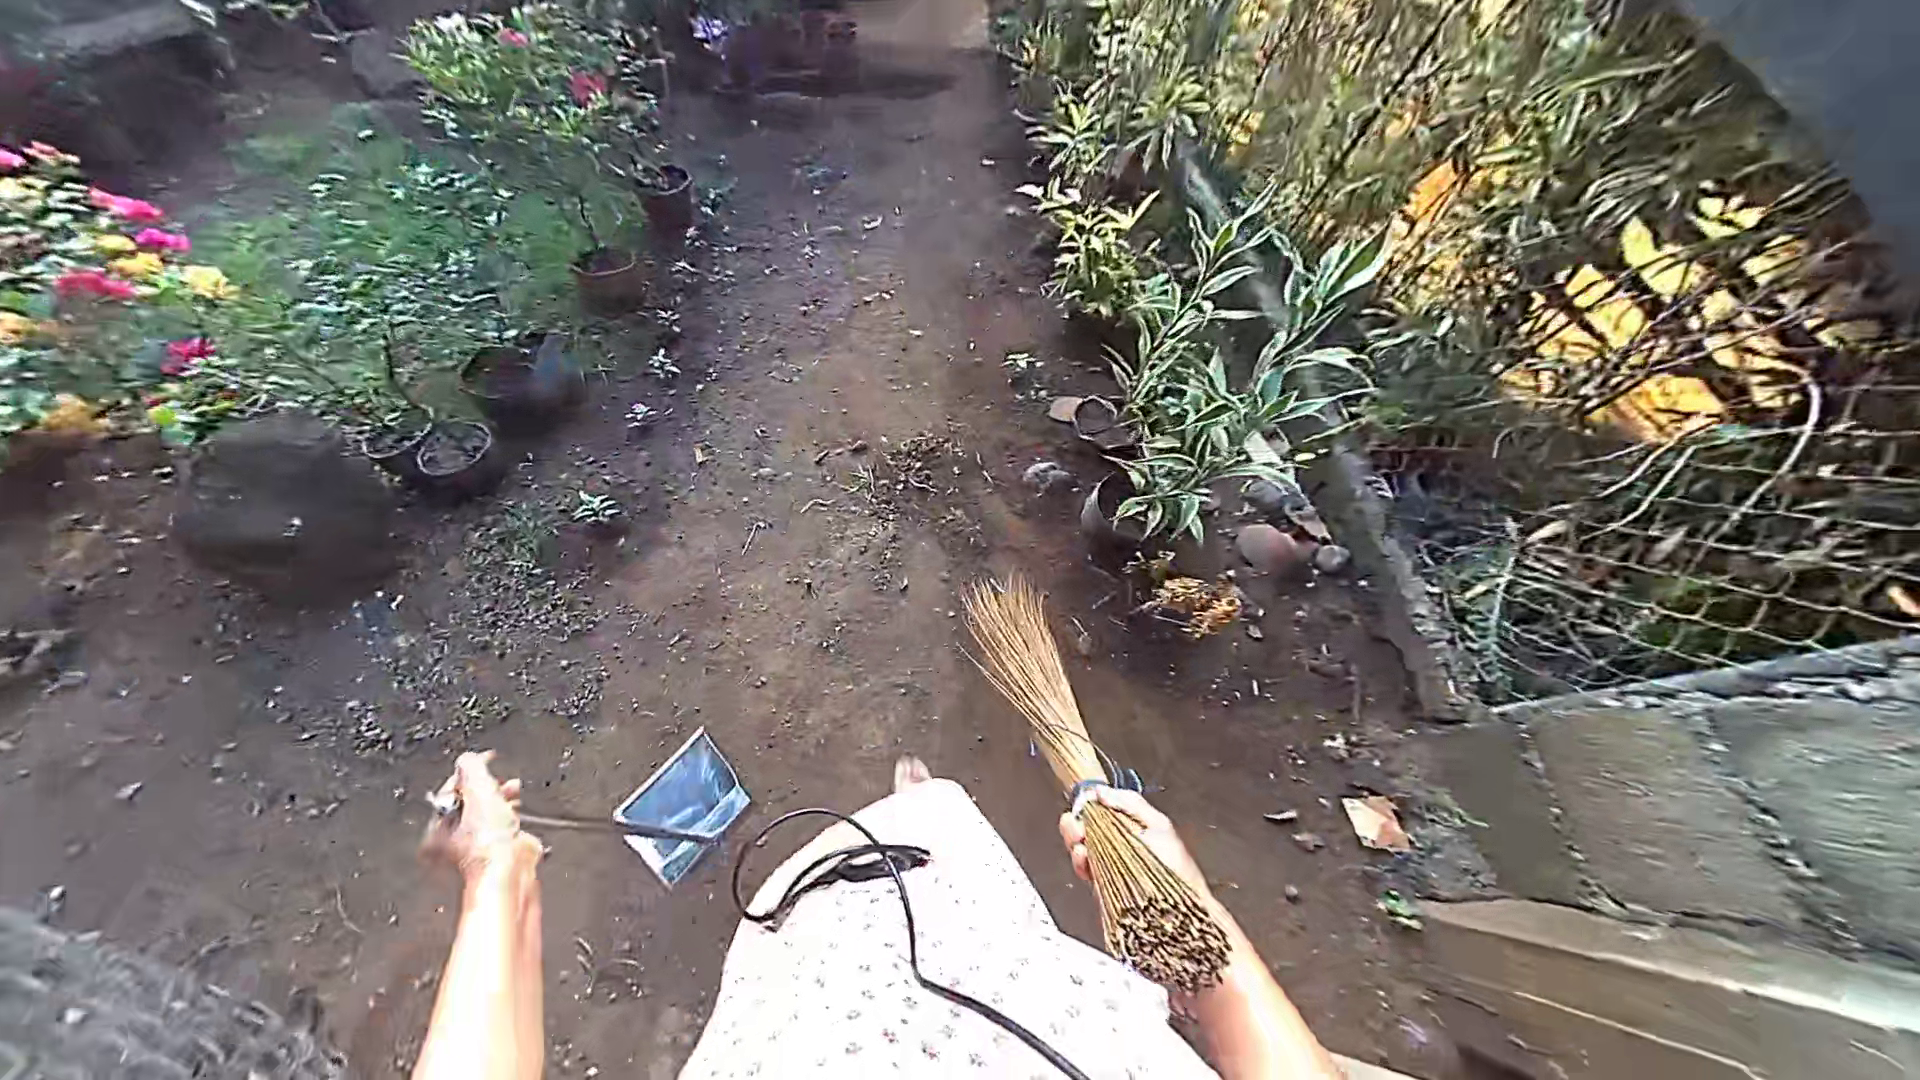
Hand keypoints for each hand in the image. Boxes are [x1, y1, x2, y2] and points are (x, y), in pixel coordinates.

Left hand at [423, 751, 541, 880]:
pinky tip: (517, 812)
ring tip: (514, 791)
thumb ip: (472, 770)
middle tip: (501, 780)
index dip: (470, 774)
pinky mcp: (496, 849)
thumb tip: (468, 758)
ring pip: (485, 812)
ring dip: (501, 798)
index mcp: (435, 830)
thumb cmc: (488, 842)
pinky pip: (500, 824)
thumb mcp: (479, 793)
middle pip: (469, 801)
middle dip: (488, 787)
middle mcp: (449, 841)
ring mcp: (473, 846)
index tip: (486, 761)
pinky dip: (509, 814)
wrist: (510, 868)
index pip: (450, 791)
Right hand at [1058, 786, 1210, 902]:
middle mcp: (1117, 846)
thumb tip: (1099, 791)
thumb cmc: (1178, 870)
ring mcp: (1109, 867)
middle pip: (1084, 828)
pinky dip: (1078, 862)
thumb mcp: (1159, 825)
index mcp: (1130, 827)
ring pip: (1079, 847)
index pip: (1099, 810)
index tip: (1082, 804)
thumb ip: (1130, 803)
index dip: (1087, 805)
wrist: (1184, 916)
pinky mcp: (1103, 888)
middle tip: (1077, 825)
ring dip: (1074, 841)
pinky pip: (1082, 870)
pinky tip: (1083, 858)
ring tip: (1080, 842)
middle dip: (1074, 824)